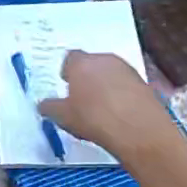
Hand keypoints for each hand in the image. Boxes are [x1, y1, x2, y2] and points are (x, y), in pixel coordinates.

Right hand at [38, 52, 182, 162]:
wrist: (137, 128)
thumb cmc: (92, 118)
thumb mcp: (63, 117)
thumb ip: (50, 107)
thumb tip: (43, 105)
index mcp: (82, 63)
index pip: (70, 58)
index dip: (68, 71)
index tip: (67, 84)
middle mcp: (105, 59)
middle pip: (92, 63)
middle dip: (87, 76)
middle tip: (83, 97)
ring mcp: (127, 69)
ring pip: (111, 73)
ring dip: (105, 84)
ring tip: (102, 107)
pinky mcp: (143, 82)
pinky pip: (126, 84)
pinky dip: (121, 93)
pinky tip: (119, 112)